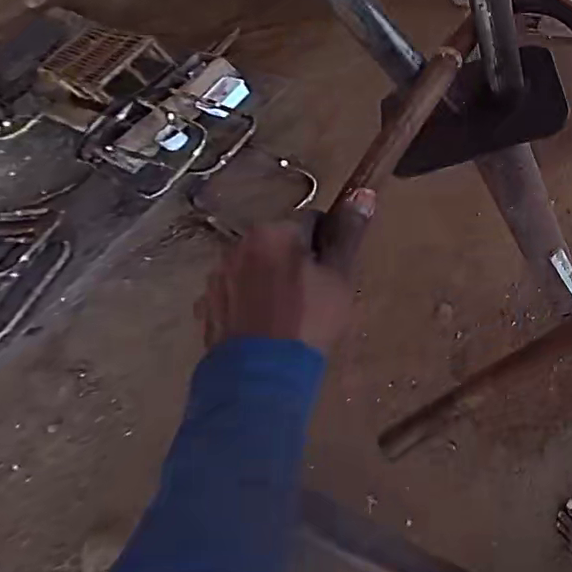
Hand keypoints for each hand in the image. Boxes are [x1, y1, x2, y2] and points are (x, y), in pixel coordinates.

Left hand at [197, 189, 375, 352]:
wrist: (260, 377)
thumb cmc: (308, 321)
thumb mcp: (339, 277)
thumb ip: (348, 233)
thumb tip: (364, 193)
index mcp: (274, 232)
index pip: (311, 222)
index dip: (326, 247)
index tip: (331, 275)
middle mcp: (239, 245)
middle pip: (279, 244)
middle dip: (295, 263)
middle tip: (313, 298)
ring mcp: (218, 276)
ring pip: (256, 268)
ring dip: (270, 281)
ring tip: (286, 317)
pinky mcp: (207, 305)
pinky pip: (236, 293)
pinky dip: (249, 303)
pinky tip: (263, 327)